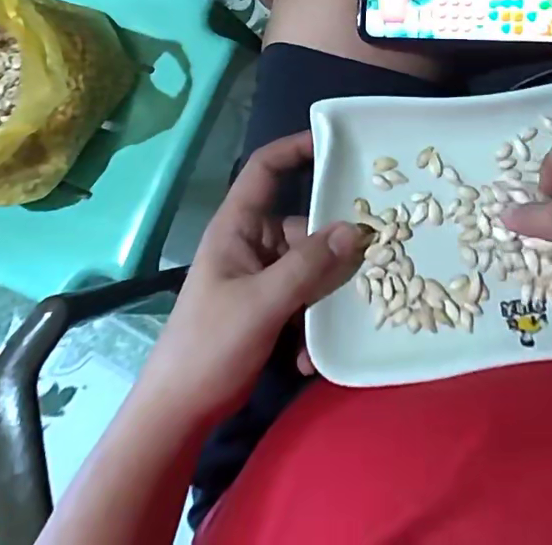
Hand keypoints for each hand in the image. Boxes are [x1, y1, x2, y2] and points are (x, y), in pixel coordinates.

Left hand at [136, 132, 367, 423]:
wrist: (181, 409)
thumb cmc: (210, 344)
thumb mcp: (262, 303)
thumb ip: (307, 267)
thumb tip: (354, 230)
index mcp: (237, 227)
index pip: (264, 169)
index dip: (294, 149)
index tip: (334, 143)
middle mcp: (251, 244)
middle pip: (303, 226)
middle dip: (331, 249)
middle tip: (371, 261)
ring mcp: (260, 277)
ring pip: (309, 267)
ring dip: (324, 296)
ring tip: (338, 321)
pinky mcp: (269, 307)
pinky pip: (304, 300)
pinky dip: (311, 324)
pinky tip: (307, 357)